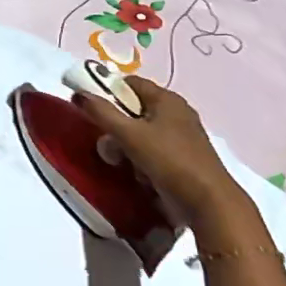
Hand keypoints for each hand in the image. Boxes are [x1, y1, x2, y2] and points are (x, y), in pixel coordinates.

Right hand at [71, 76, 241, 217]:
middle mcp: (175, 113)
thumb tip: (77, 94)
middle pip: (133, 110)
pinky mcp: (181, 158)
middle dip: (115, 127)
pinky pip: (151, 152)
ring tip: (124, 164)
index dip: (107, 91)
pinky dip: (140, 161)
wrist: (207, 202)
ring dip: (126, 148)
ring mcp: (180, 137)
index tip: (91, 110)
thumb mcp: (130, 135)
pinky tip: (140, 176)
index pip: (130, 84)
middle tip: (108, 144)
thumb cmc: (169, 160)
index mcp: (166, 99)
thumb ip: (102, 113)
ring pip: (140, 134)